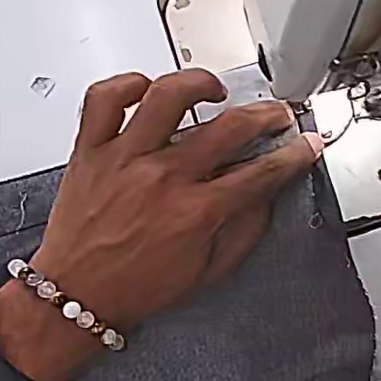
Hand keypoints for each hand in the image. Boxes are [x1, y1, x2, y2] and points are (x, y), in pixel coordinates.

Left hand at [0, 70, 324, 380]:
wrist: (78, 296)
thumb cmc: (135, 288)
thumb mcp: (206, 272)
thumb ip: (243, 233)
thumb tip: (266, 197)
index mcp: (196, 213)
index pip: (261, 172)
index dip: (293, 155)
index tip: (303, 146)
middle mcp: (163, 178)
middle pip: (229, 127)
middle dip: (267, 115)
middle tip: (274, 114)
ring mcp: (125, 159)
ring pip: (168, 96)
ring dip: (201, 84)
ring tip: (213, 91)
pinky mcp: (91, 151)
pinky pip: (105, 99)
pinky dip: (126, 84)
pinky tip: (146, 90)